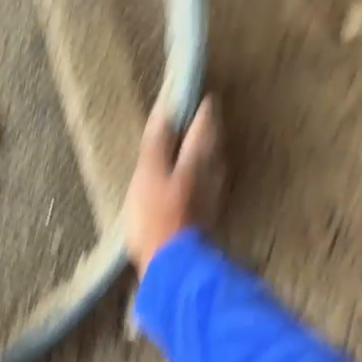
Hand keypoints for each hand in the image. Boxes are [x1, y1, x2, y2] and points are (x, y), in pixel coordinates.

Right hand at [124, 96, 225, 272]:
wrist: (173, 266)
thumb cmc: (156, 219)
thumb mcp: (147, 177)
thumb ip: (157, 144)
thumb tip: (165, 108)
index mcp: (198, 159)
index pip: (204, 123)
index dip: (201, 107)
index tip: (196, 95)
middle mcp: (213, 173)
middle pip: (213, 143)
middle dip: (207, 130)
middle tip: (200, 118)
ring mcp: (212, 198)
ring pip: (213, 166)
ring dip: (206, 155)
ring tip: (195, 150)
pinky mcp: (207, 220)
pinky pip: (207, 189)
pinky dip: (201, 180)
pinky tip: (195, 185)